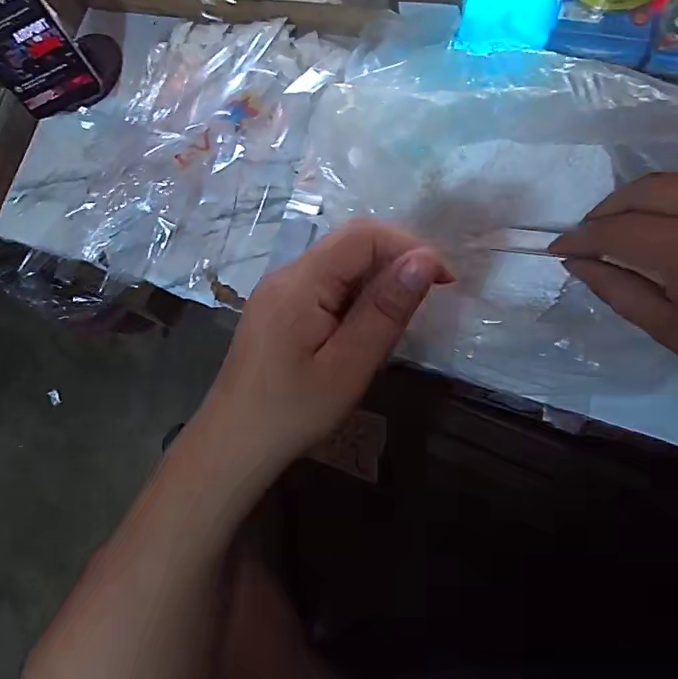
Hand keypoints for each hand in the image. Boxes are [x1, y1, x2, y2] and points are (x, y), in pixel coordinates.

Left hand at [197, 219, 453, 465]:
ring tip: (395, 323)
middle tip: (426, 300)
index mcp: (300, 282)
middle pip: (349, 243)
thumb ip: (385, 310)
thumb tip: (425, 259)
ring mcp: (278, 289)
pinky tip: (362, 329)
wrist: (233, 443)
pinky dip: (354, 295)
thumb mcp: (348, 366)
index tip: (444, 282)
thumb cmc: (293, 411)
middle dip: (396, 259)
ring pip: (338, 263)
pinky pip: (324, 284)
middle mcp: (286, 274)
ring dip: (376, 280)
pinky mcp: (277, 307)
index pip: (363, 235)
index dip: (410, 246)